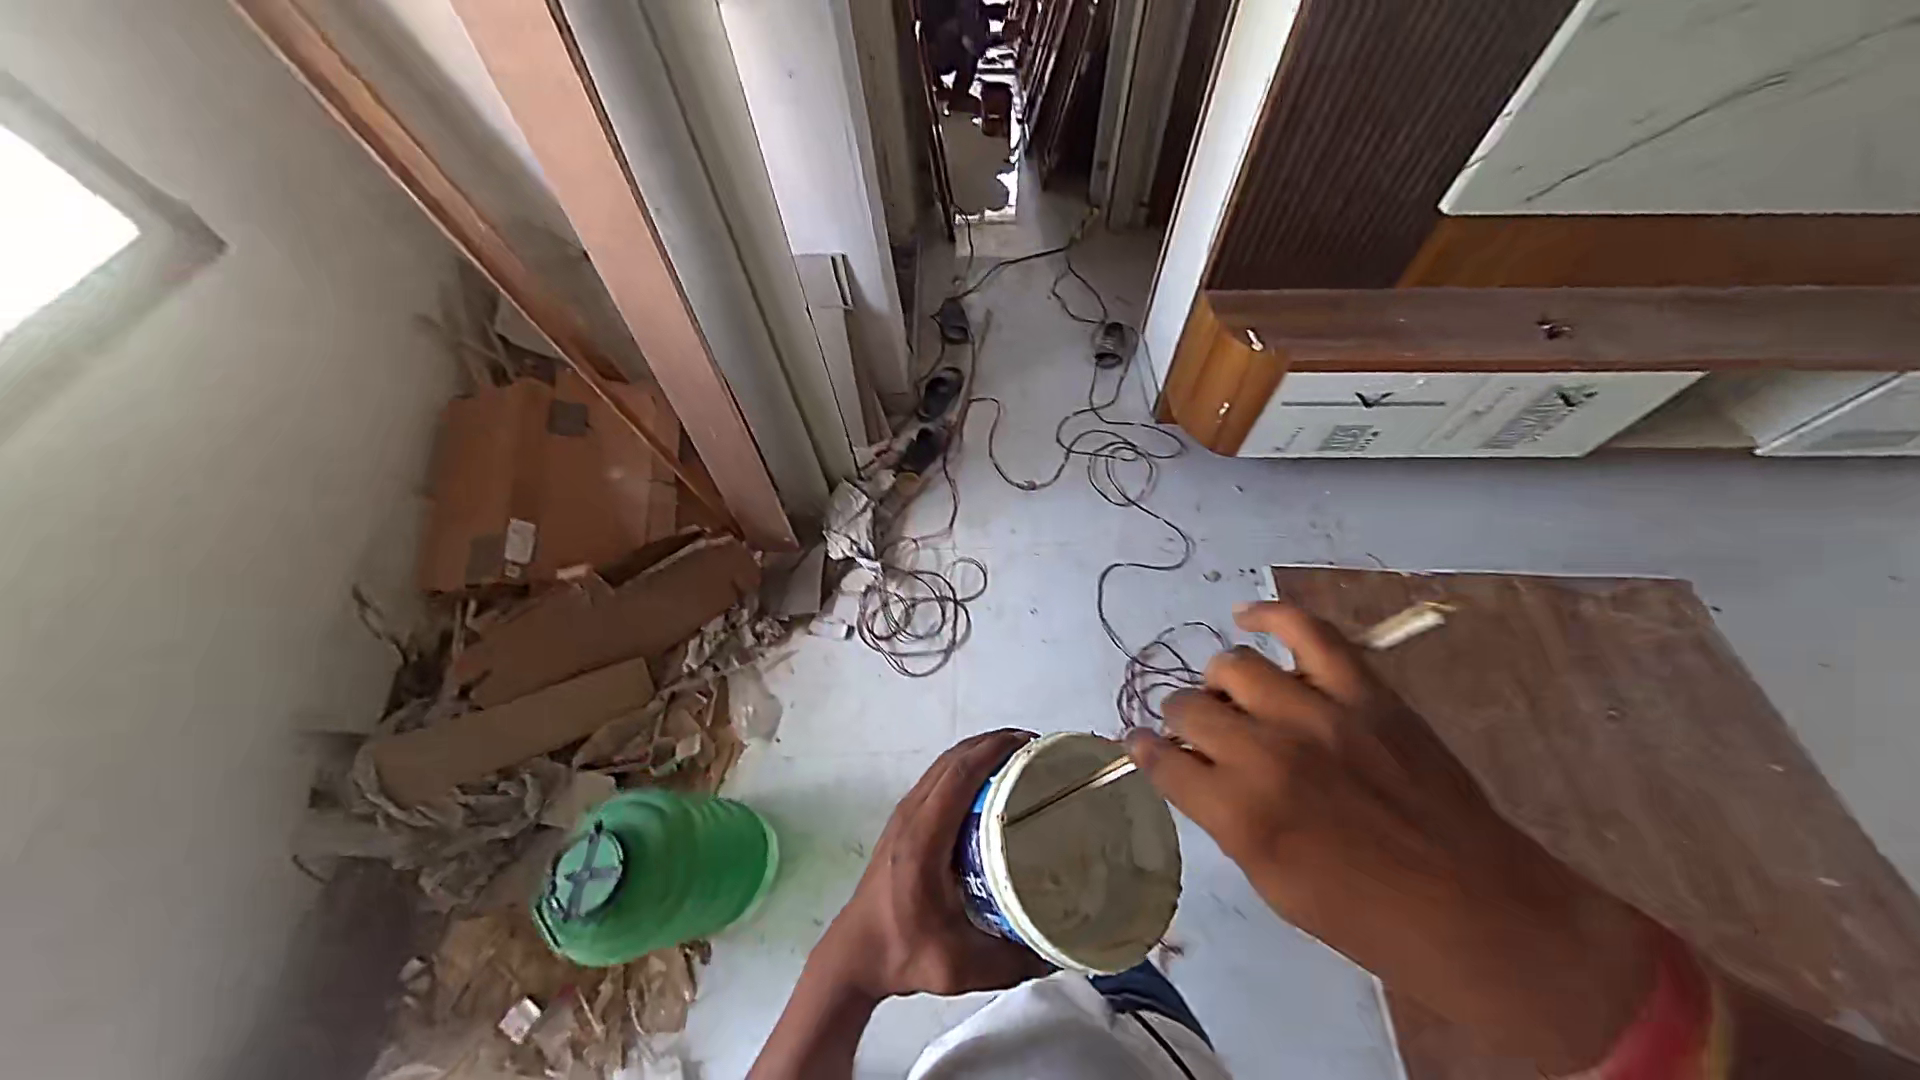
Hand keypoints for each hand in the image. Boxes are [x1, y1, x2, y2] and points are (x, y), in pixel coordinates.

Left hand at [812, 730, 1050, 1001]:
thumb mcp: (961, 967)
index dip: (994, 750)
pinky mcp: (903, 820)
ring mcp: (904, 814)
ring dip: (978, 750)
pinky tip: (987, 780)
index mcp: (923, 839)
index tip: (1029, 744)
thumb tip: (1057, 952)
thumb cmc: (903, 953)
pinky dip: (964, 765)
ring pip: (943, 763)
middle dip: (993, 743)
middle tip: (1033, 747)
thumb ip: (1012, 961)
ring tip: (1016, 756)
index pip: (960, 775)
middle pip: (953, 759)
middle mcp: (911, 816)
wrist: (855, 953)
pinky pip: (937, 776)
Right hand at [1125, 603, 1658, 1072]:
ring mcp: (1317, 713)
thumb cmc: (1362, 914)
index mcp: (1240, 811)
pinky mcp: (1364, 691)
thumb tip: (1187, 765)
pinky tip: (1246, 616)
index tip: (1142, 745)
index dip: (1145, 750)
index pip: (1162, 759)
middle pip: (1188, 708)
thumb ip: (1218, 813)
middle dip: (1180, 722)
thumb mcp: (1267, 878)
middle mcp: (1267, 753)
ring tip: (1233, 699)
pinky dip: (1270, 614)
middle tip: (1197, 734)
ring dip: (1218, 685)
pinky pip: (1306, 629)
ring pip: (1231, 666)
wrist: (1477, 910)